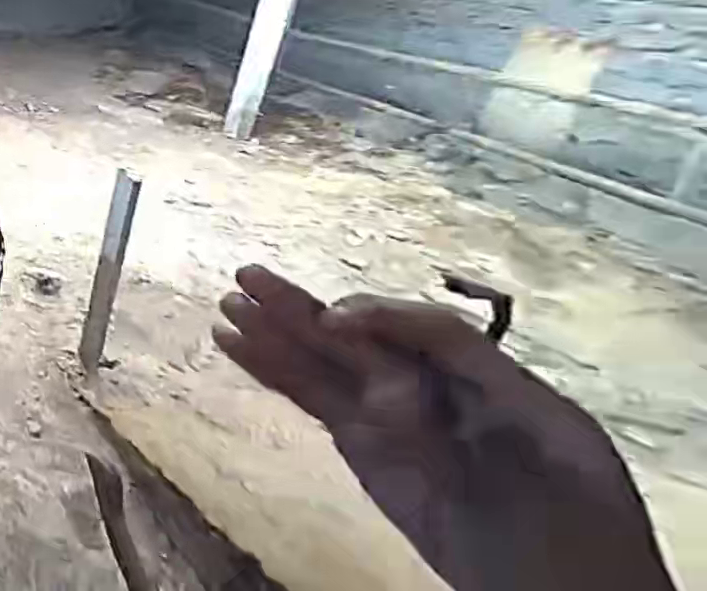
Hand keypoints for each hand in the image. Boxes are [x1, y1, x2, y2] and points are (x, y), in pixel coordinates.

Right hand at [213, 265, 673, 590]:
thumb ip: (458, 357)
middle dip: (296, 305)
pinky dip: (266, 367)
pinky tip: (230, 343)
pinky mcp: (354, 437)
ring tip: (226, 304)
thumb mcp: (540, 427)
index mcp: (477, 374)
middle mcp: (424, 382)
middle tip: (245, 277)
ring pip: (316, 359)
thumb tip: (351, 325)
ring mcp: (384, 412)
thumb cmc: (566, 515)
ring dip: (269, 330)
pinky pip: (305, 393)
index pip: (417, 327)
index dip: (373, 315)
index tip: (332, 323)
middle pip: (351, 335)